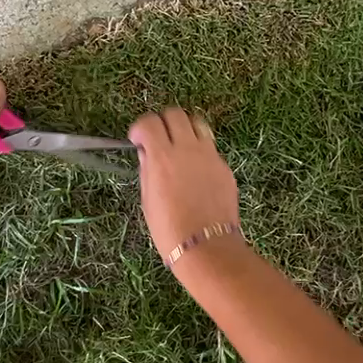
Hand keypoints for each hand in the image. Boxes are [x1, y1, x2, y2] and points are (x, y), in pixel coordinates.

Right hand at [129, 108, 239, 258]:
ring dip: (185, 129)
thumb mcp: (148, 200)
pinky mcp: (225, 166)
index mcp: (163, 157)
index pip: (149, 122)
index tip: (137, 140)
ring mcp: (210, 155)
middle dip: (163, 122)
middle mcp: (187, 149)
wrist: (207, 248)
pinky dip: (199, 150)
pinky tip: (196, 171)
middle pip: (175, 114)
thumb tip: (148, 153)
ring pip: (197, 123)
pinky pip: (210, 147)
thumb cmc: (169, 230)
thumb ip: (147, 170)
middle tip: (158, 139)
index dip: (140, 128)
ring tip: (179, 147)